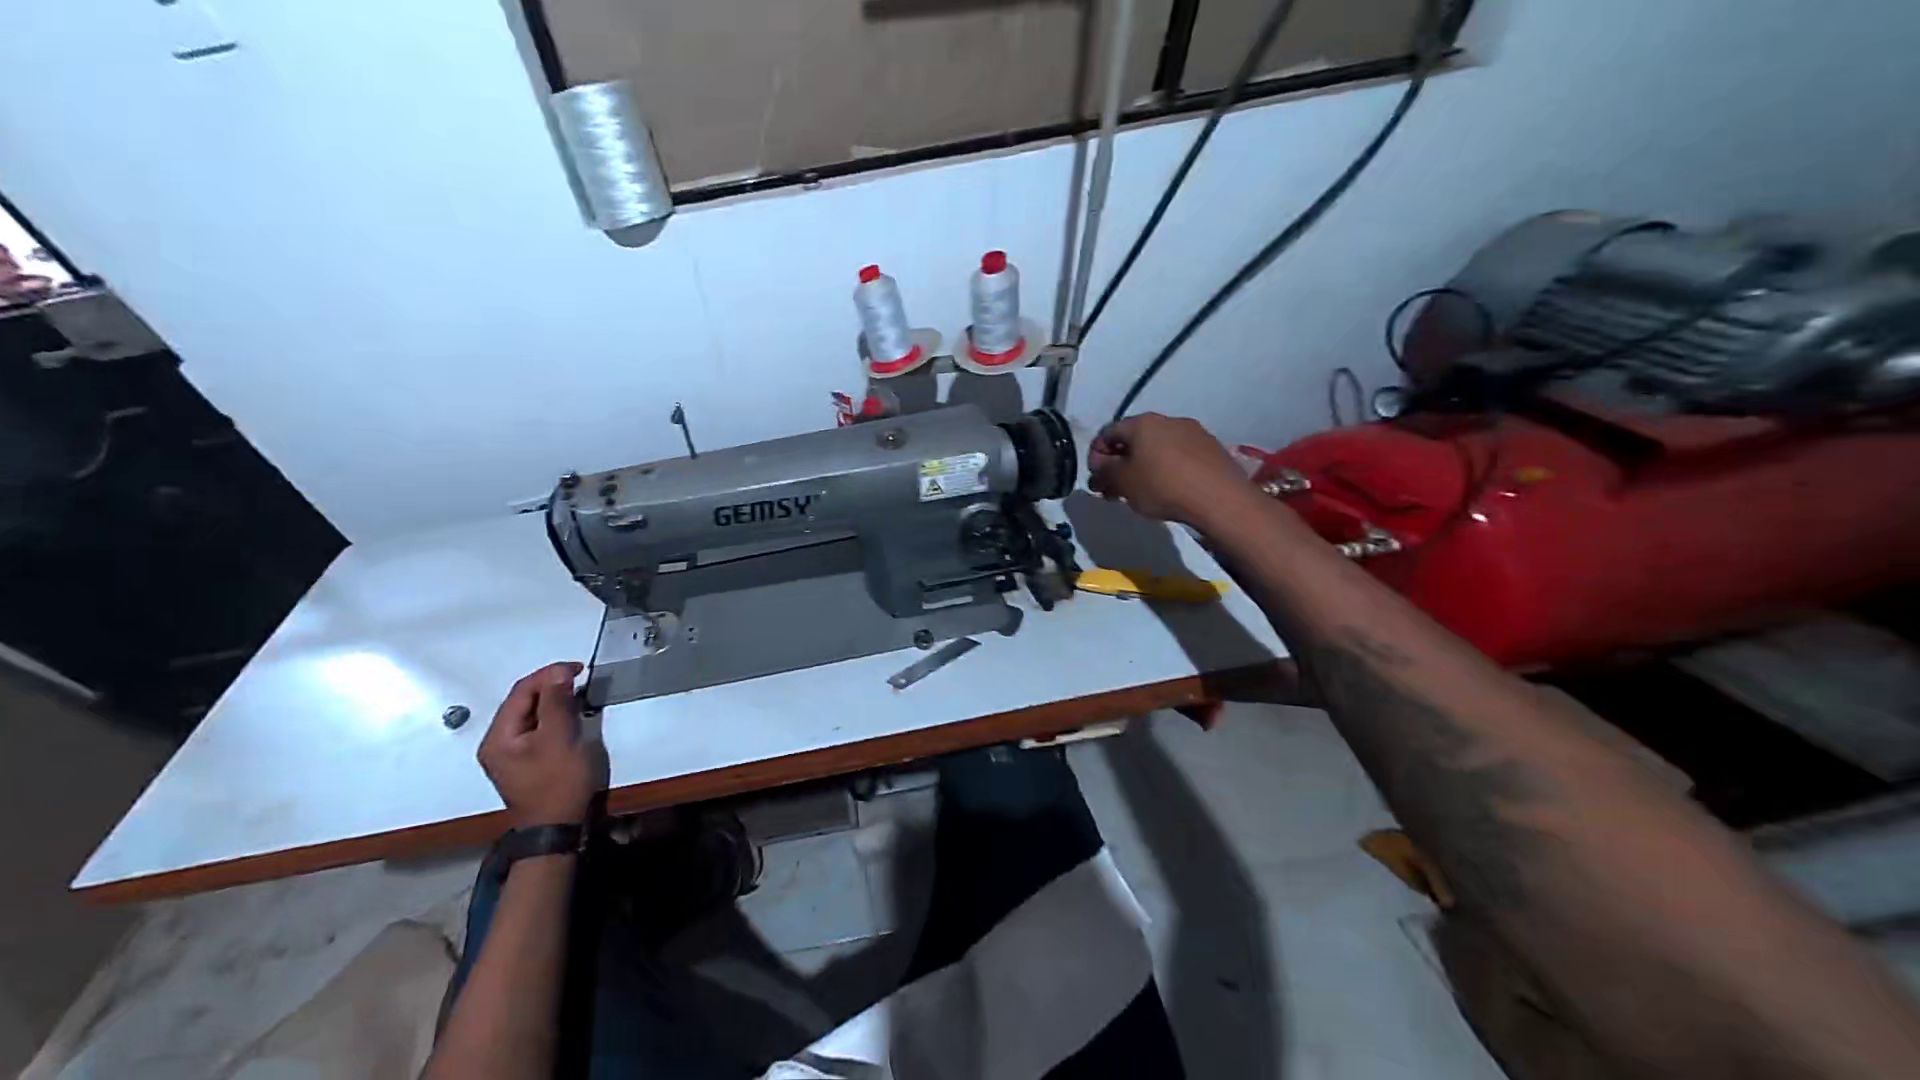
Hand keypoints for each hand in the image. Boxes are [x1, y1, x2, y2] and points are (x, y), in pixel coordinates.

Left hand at [478, 662, 595, 827]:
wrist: (556, 826)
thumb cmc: (558, 782)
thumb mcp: (560, 738)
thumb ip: (556, 703)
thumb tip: (558, 672)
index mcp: (498, 737)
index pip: (521, 691)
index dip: (548, 674)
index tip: (578, 668)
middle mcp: (496, 742)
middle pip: (522, 701)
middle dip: (550, 685)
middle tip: (579, 678)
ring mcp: (508, 753)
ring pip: (529, 713)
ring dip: (552, 699)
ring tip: (577, 693)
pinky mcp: (523, 760)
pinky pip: (535, 727)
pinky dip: (552, 715)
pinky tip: (569, 714)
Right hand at [1087, 412, 1251, 527]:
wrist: (1220, 499)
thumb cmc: (1163, 486)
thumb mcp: (1123, 482)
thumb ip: (1104, 472)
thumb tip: (1099, 468)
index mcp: (1143, 422)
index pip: (1108, 432)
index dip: (1096, 455)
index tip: (1096, 478)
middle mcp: (1168, 420)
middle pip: (1134, 440)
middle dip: (1120, 464)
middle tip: (1114, 490)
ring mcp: (1194, 433)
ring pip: (1158, 448)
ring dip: (1144, 467)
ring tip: (1141, 493)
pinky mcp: (1212, 449)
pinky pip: (1179, 456)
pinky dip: (1167, 470)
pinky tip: (1168, 490)